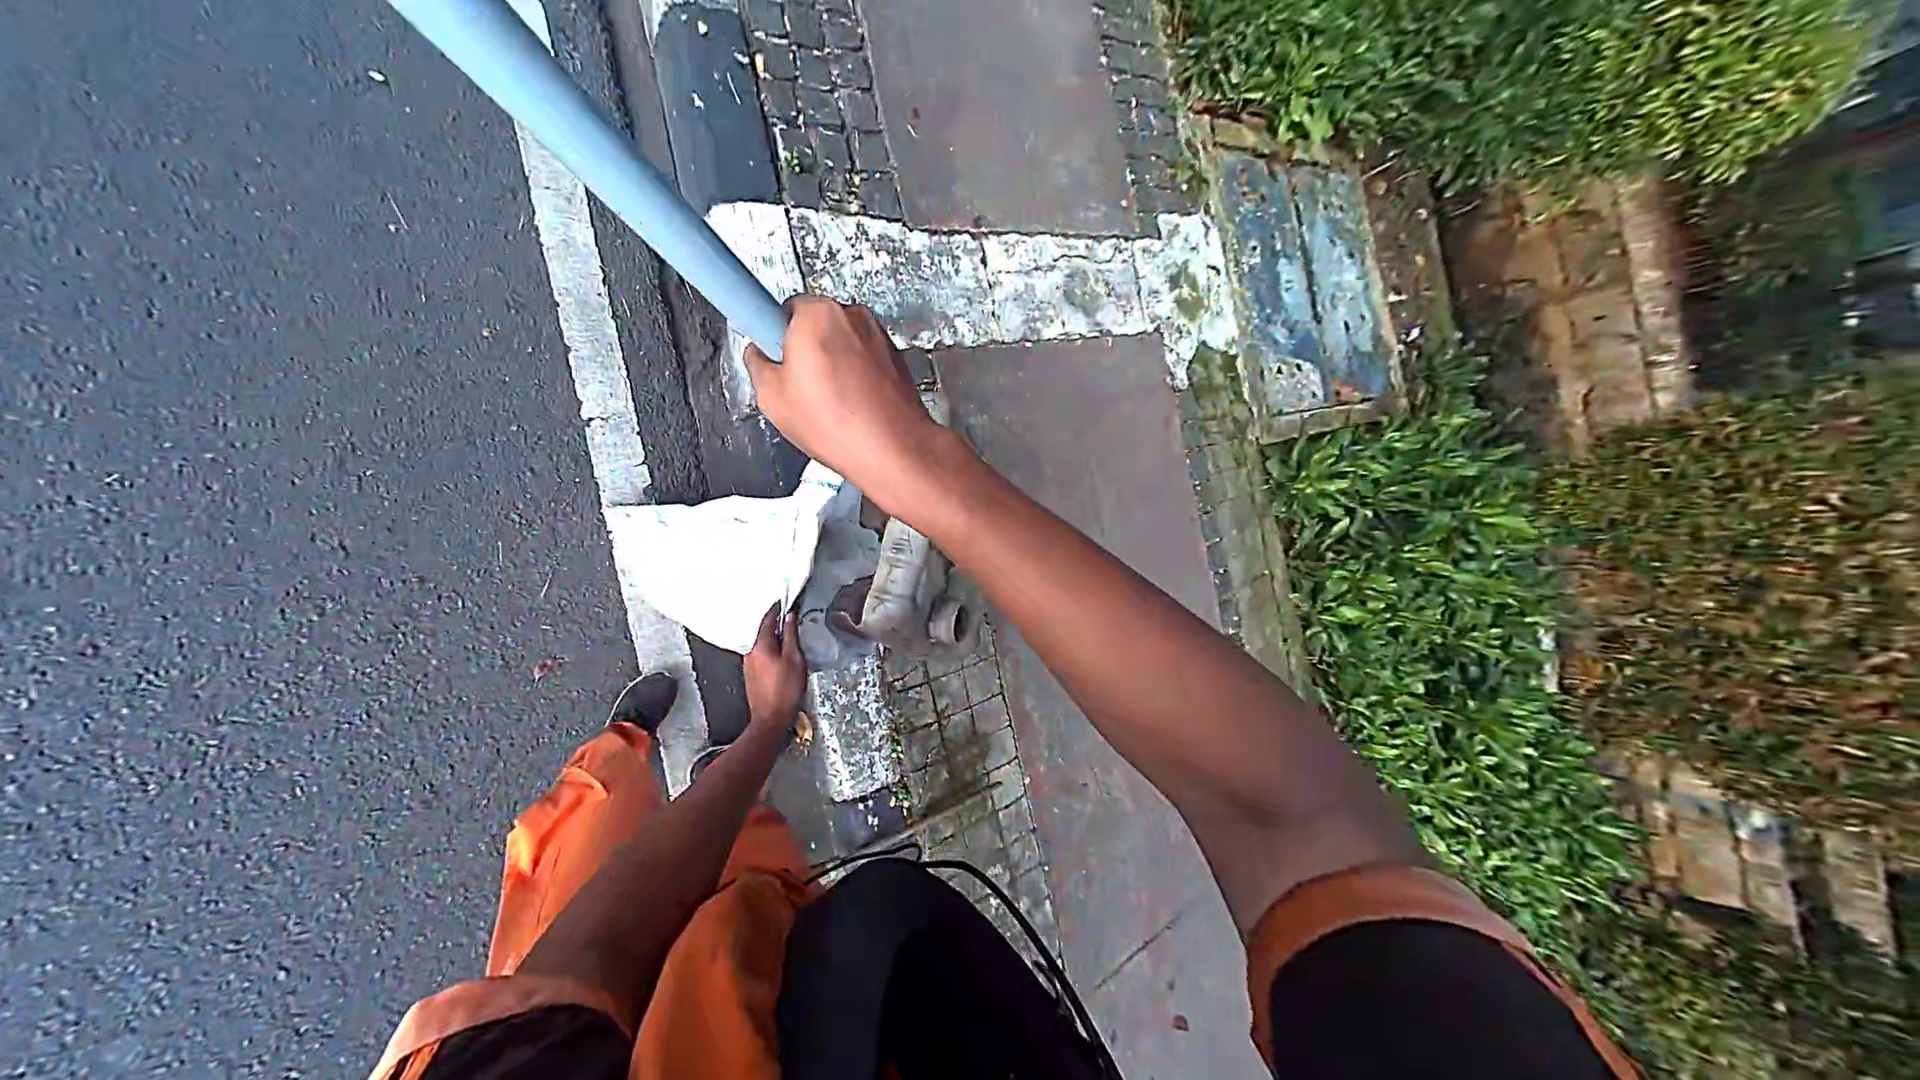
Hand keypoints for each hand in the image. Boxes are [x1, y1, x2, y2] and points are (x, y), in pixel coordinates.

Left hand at [743, 603, 805, 731]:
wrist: (770, 718)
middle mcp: (750, 651)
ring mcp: (748, 663)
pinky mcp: (750, 673)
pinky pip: (759, 652)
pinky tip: (778, 650)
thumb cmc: (785, 689)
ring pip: (760, 642)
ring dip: (772, 635)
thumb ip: (791, 636)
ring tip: (785, 631)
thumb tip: (789, 617)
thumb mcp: (794, 659)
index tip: (785, 602)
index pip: (767, 620)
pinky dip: (769, 646)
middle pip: (762, 630)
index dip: (777, 609)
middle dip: (774, 621)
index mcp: (760, 645)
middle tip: (786, 614)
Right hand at [747, 296, 956, 508]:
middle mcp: (852, 315)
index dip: (772, 336)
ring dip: (832, 365)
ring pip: (841, 342)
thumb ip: (757, 366)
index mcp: (817, 314)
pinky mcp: (895, 355)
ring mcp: (878, 334)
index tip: (768, 345)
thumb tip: (758, 357)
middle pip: (813, 324)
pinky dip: (857, 376)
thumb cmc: (843, 426)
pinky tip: (851, 405)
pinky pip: (864, 358)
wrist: (895, 450)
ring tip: (829, 403)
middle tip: (798, 388)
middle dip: (803, 351)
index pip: (780, 308)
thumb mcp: (773, 399)